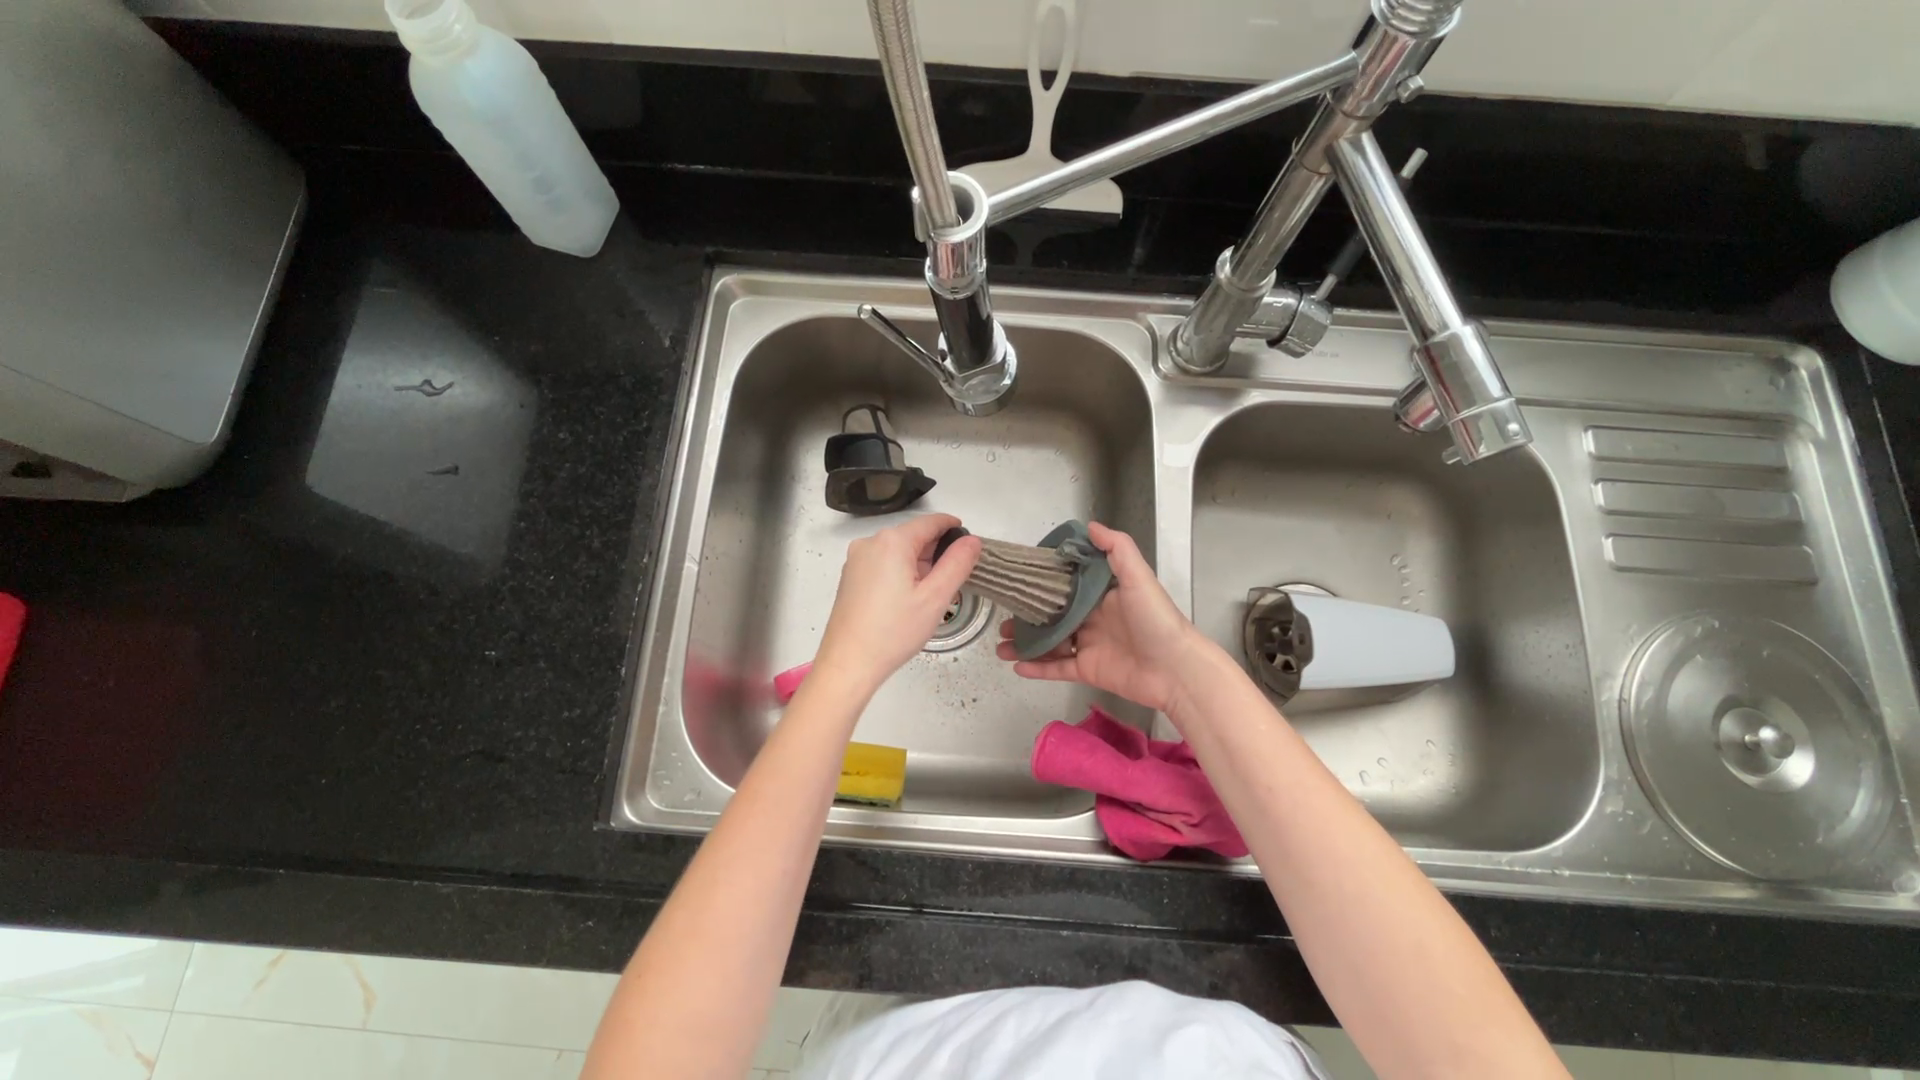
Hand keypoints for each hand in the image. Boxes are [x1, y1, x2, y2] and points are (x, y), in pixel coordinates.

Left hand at [813, 514, 981, 697]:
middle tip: (953, 581)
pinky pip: (883, 565)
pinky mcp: (851, 578)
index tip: (969, 544)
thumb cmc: (892, 632)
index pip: (931, 522)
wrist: (848, 663)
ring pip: (898, 552)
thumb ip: (958, 563)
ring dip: (919, 566)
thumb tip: (972, 541)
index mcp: (891, 542)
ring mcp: (856, 561)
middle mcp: (870, 543)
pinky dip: (901, 574)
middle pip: (914, 536)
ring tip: (931, 597)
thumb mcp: (936, 597)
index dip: (953, 529)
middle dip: (936, 553)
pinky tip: (908, 601)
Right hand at [995, 522, 1219, 714]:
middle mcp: (1094, 619)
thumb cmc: (1157, 620)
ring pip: (1050, 644)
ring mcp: (1089, 646)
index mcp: (1103, 595)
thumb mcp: (1139, 577)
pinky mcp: (1088, 671)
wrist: (1176, 669)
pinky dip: (1037, 668)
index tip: (1019, 579)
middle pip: (1053, 616)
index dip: (1044, 583)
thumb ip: (1116, 549)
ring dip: (1026, 644)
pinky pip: (1057, 669)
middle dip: (1027, 617)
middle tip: (1002, 616)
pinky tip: (1016, 665)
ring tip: (1000, 645)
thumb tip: (1090, 525)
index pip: (1067, 586)